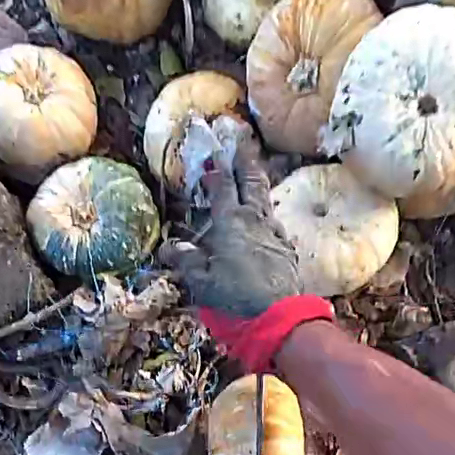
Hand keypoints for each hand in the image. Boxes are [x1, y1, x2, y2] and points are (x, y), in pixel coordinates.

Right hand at [161, 116, 301, 317]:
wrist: (278, 313)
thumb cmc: (235, 295)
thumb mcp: (201, 280)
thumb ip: (186, 260)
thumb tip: (168, 248)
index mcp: (230, 221)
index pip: (221, 186)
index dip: (214, 168)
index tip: (210, 152)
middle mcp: (254, 219)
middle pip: (251, 180)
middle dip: (244, 160)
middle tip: (242, 141)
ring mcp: (274, 232)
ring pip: (265, 198)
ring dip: (258, 183)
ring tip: (253, 173)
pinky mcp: (286, 247)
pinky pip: (274, 223)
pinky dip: (266, 214)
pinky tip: (264, 219)